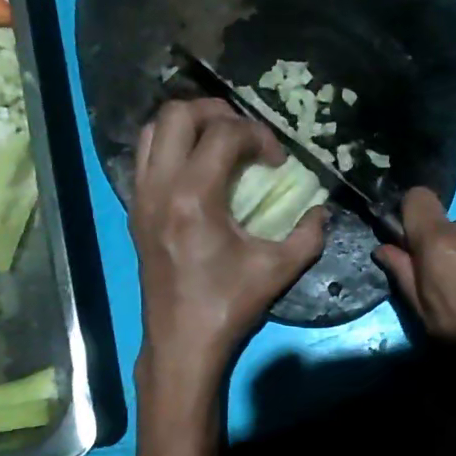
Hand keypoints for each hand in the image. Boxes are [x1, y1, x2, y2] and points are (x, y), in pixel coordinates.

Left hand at [130, 100, 326, 387]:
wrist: (182, 342)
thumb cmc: (228, 306)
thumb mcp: (279, 269)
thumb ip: (308, 233)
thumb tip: (320, 209)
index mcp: (193, 197)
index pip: (224, 133)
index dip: (258, 134)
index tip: (277, 160)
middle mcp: (159, 188)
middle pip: (177, 114)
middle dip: (217, 112)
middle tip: (244, 134)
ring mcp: (140, 198)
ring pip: (153, 131)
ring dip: (188, 125)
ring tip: (218, 142)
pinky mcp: (135, 212)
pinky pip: (145, 158)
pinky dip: (170, 148)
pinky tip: (197, 169)